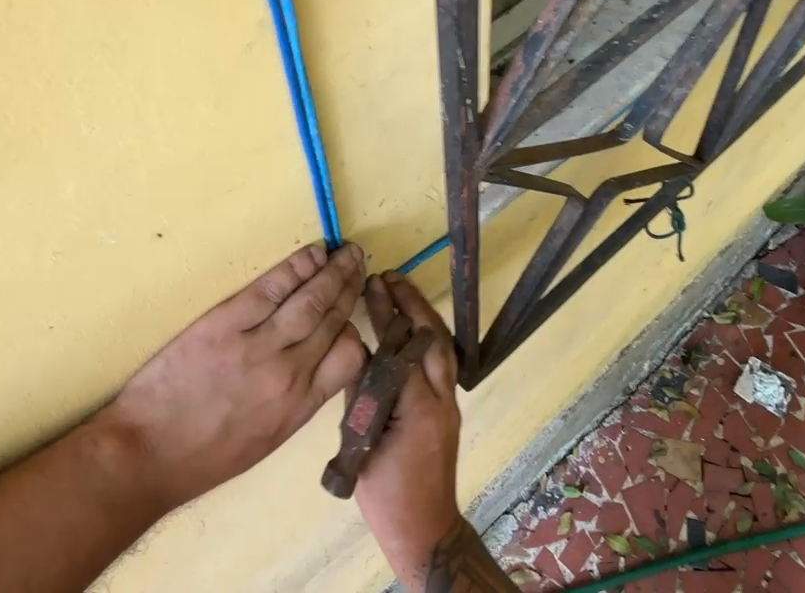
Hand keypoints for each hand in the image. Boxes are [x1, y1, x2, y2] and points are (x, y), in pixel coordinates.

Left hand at [98, 242, 368, 509]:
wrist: (146, 454)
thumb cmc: (201, 457)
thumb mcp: (265, 440)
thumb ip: (295, 402)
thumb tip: (314, 366)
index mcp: (299, 407)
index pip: (349, 359)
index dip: (353, 331)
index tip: (350, 315)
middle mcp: (289, 373)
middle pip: (332, 320)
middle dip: (349, 288)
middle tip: (359, 263)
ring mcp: (257, 346)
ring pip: (309, 300)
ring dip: (331, 272)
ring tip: (345, 253)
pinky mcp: (225, 324)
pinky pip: (270, 289)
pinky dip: (294, 268)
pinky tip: (310, 255)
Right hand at [353, 272, 464, 569]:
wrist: (424, 528)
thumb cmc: (387, 493)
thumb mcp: (361, 445)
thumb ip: (359, 396)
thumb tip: (353, 351)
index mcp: (417, 409)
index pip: (401, 349)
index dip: (387, 315)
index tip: (373, 285)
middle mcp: (441, 400)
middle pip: (431, 339)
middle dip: (412, 303)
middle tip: (390, 276)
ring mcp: (450, 403)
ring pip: (443, 347)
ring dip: (423, 315)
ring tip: (402, 289)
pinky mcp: (449, 408)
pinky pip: (442, 361)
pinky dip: (429, 336)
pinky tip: (413, 324)